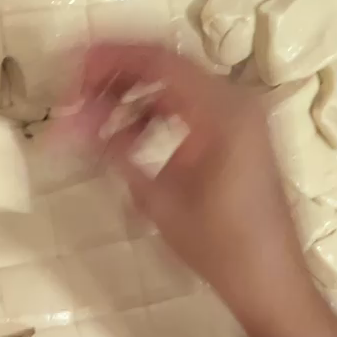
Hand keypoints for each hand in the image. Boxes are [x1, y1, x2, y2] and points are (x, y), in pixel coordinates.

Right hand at [62, 42, 308, 314]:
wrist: (268, 278)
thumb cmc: (218, 246)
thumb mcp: (158, 200)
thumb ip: (113, 152)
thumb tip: (68, 124)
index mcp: (221, 110)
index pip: (156, 60)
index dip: (108, 58)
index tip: (70, 67)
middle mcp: (235, 101)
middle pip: (164, 67)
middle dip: (113, 77)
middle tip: (72, 94)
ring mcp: (239, 116)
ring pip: (173, 87)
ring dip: (129, 97)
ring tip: (90, 119)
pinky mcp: (236, 134)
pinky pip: (187, 108)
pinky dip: (152, 115)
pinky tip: (123, 139)